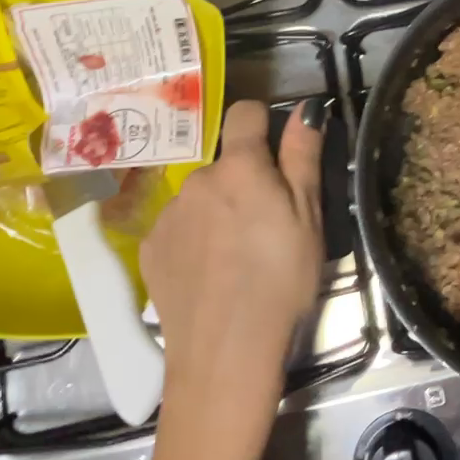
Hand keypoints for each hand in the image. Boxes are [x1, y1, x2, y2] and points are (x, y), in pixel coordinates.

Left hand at [126, 99, 323, 459]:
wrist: (225, 352)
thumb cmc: (281, 280)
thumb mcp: (309, 217)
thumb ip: (303, 155)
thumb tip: (304, 106)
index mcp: (240, 168)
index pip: (243, 113)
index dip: (262, 123)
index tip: (277, 151)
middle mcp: (196, 180)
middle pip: (224, 163)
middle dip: (244, 180)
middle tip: (268, 223)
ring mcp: (168, 215)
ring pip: (200, 196)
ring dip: (218, 209)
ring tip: (239, 255)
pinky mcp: (151, 248)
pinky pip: (179, 227)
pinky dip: (195, 239)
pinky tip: (212, 273)